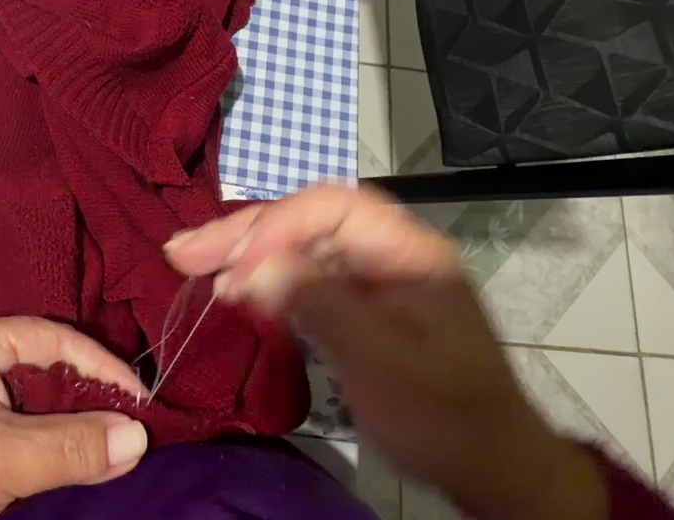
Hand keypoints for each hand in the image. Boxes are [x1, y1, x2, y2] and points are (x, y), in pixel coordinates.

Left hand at [0, 314, 150, 519]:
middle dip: (95, 396)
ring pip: (44, 401)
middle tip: (137, 428)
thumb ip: (68, 447)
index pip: (59, 340)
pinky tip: (84, 460)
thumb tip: (140, 437)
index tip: (144, 404)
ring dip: (78, 423)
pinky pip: (29, 428)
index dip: (104, 368)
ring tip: (120, 446)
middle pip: (54, 367)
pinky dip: (58, 444)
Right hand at [164, 183, 608, 519]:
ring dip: (245, 252)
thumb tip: (254, 265)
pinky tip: (232, 288)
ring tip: (190, 264)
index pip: (331, 207)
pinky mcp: (357, 299)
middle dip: (244, 232)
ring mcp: (370, 273)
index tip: (236, 266)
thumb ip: (322, 305)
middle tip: (182, 251)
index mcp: (406, 248)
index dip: (277, 226)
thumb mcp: (383, 363)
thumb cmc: (445, 415)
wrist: (491, 466)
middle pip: (305, 219)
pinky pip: (303, 274)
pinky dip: (264, 279)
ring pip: (297, 244)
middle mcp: (385, 248)